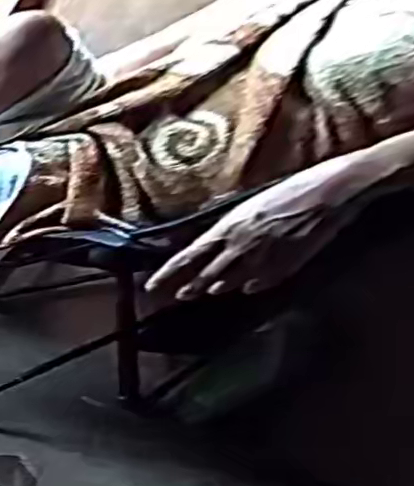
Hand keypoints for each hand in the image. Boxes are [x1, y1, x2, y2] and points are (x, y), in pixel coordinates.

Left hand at [145, 175, 352, 300]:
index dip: (165, 275)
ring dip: (219, 287)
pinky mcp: (292, 260)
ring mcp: (265, 256)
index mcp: (223, 231)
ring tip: (212, 291)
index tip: (150, 288)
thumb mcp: (243, 207)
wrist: (336, 189)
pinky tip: (249, 288)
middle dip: (191, 288)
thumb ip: (222, 227)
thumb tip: (203, 240)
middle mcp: (239, 247)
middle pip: (206, 275)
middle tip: (180, 296)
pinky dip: (256, 284)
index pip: (184, 259)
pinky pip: (268, 279)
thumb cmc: (288, 190)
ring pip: (233, 280)